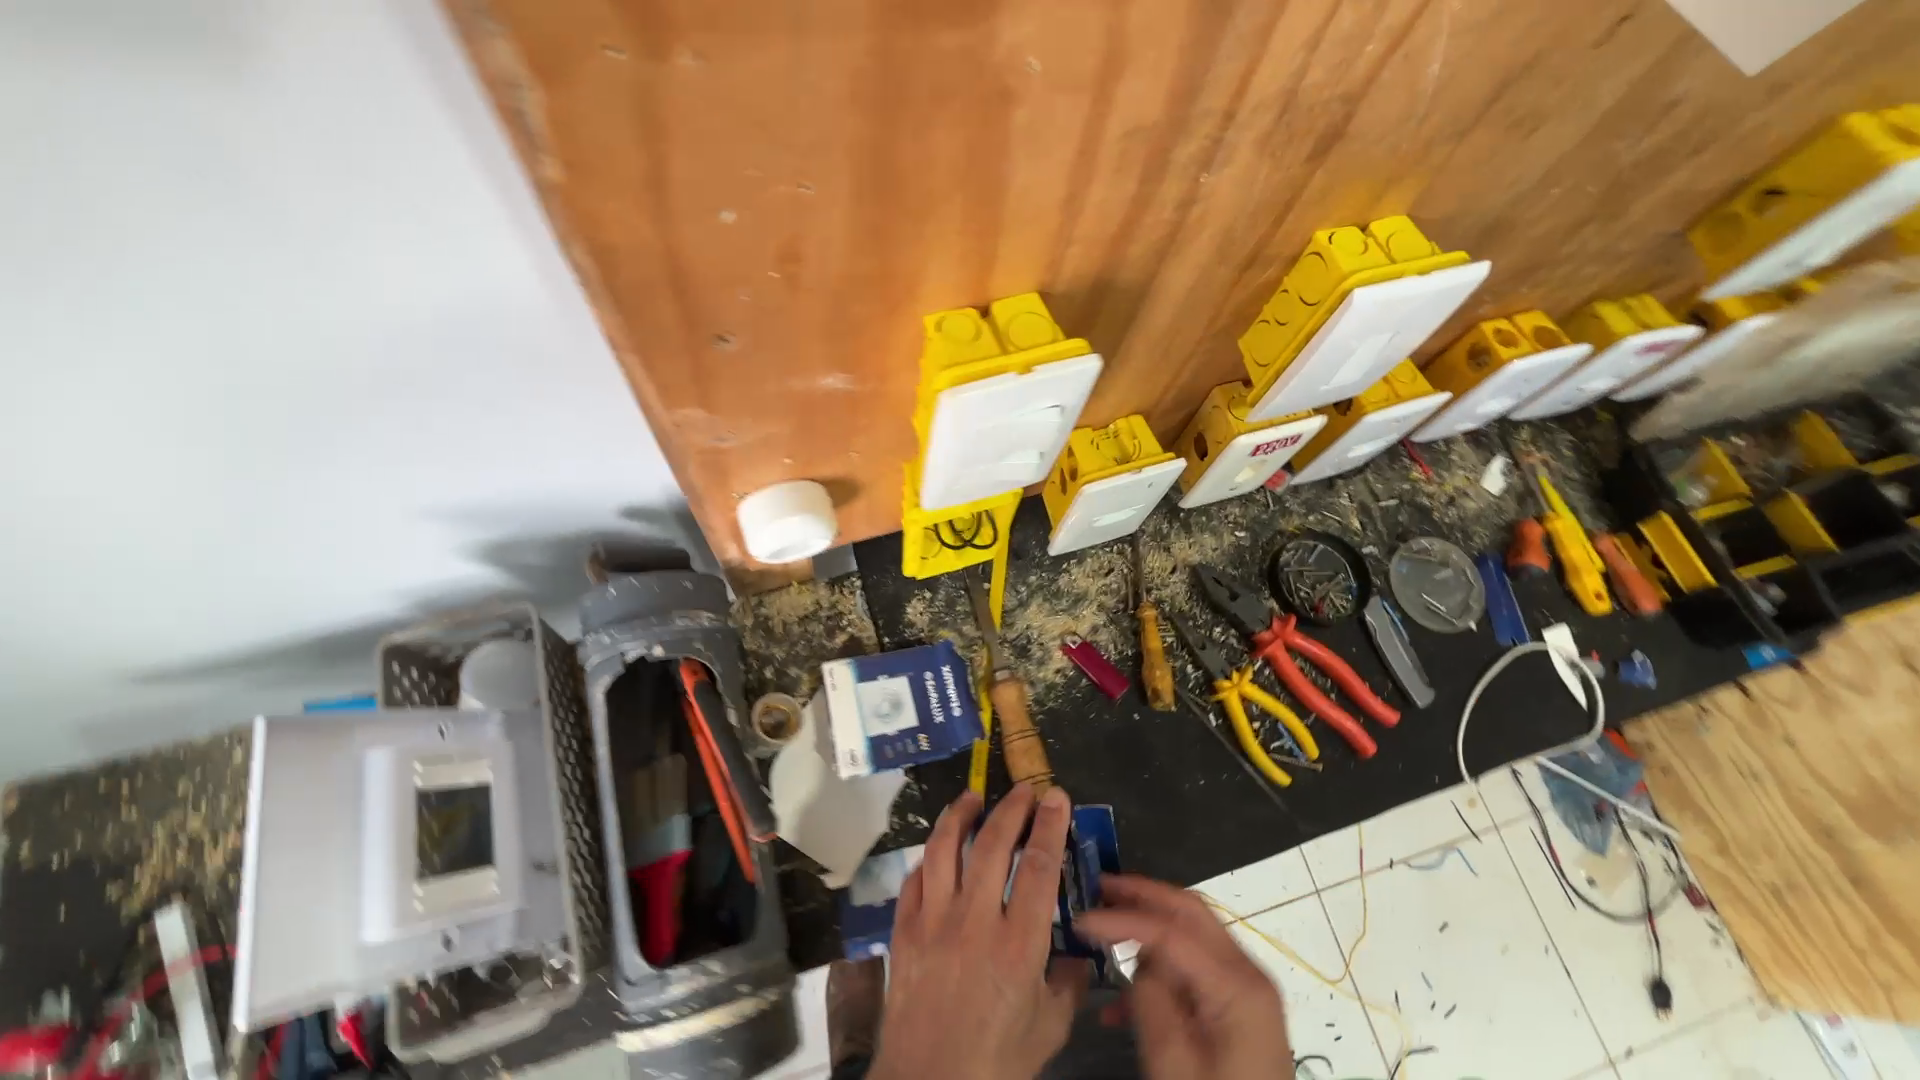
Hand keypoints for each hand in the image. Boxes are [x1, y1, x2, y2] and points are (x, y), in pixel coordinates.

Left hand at [867, 785, 1088, 1079]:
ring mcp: (932, 923)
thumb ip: (1068, 982)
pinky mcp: (903, 933)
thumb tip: (1078, 952)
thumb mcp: (1050, 1027)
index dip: (1049, 826)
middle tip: (1023, 788)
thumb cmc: (996, 1061)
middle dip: (1011, 809)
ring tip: (972, 796)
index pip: (1038, 867)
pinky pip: (914, 881)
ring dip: (959, 816)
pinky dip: (928, 858)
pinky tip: (936, 849)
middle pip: (991, 846)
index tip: (1056, 797)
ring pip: (943, 851)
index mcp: (1018, 943)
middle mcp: (974, 921)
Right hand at [1074, 875, 1291, 1078]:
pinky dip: (1162, 974)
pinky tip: (1124, 1006)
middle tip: (1097, 888)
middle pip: (1189, 912)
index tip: (1080, 919)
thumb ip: (1151, 1000)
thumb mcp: (1173, 1064)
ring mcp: (1247, 989)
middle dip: (1141, 896)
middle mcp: (1247, 973)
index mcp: (1235, 986)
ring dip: (1147, 932)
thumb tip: (1140, 964)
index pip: (1170, 929)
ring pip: (1191, 936)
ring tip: (1103, 936)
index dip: (1121, 918)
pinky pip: (1196, 971)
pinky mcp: (1240, 1007)